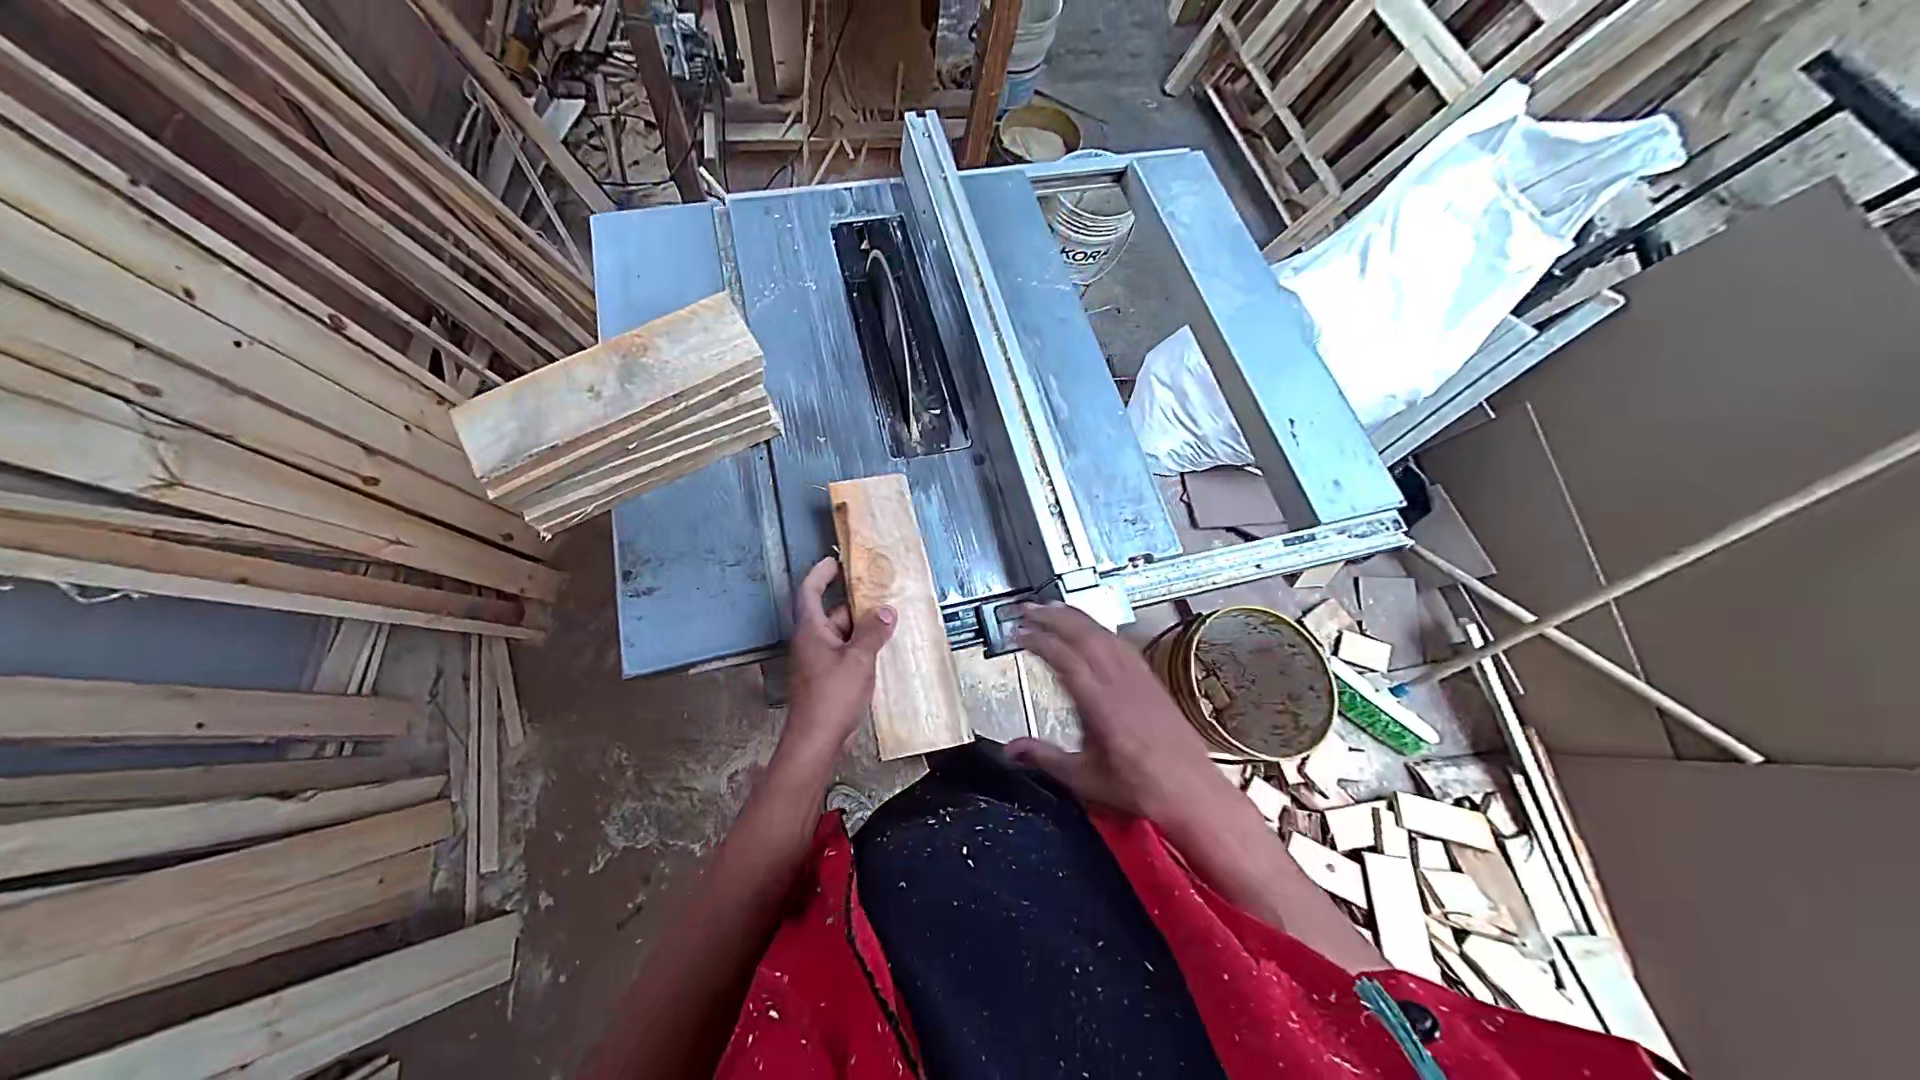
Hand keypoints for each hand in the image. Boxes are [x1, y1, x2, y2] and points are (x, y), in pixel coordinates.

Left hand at [782, 556, 895, 758]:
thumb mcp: (859, 658)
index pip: (809, 592)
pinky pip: (844, 655)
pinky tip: (881, 653)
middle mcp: (811, 643)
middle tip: (880, 596)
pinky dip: (861, 649)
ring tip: (889, 624)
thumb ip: (874, 632)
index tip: (834, 562)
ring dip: (861, 630)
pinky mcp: (826, 679)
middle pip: (831, 614)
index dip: (820, 574)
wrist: (818, 740)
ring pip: (840, 636)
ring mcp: (817, 662)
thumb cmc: (831, 697)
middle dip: (854, 605)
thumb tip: (886, 611)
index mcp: (810, 630)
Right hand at [1006, 603, 1228, 825]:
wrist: (1191, 793)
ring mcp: (1140, 680)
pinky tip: (1096, 631)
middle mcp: (1122, 684)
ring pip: (1105, 634)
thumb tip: (1015, 749)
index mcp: (1101, 704)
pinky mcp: (1152, 682)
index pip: (1064, 658)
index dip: (1038, 640)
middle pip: (1084, 634)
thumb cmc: (1144, 788)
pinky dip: (1102, 630)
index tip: (1020, 634)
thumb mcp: (1084, 778)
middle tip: (1030, 609)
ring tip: (1056, 609)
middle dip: (1053, 617)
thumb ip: (1044, 759)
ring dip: (1078, 618)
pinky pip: (1124, 645)